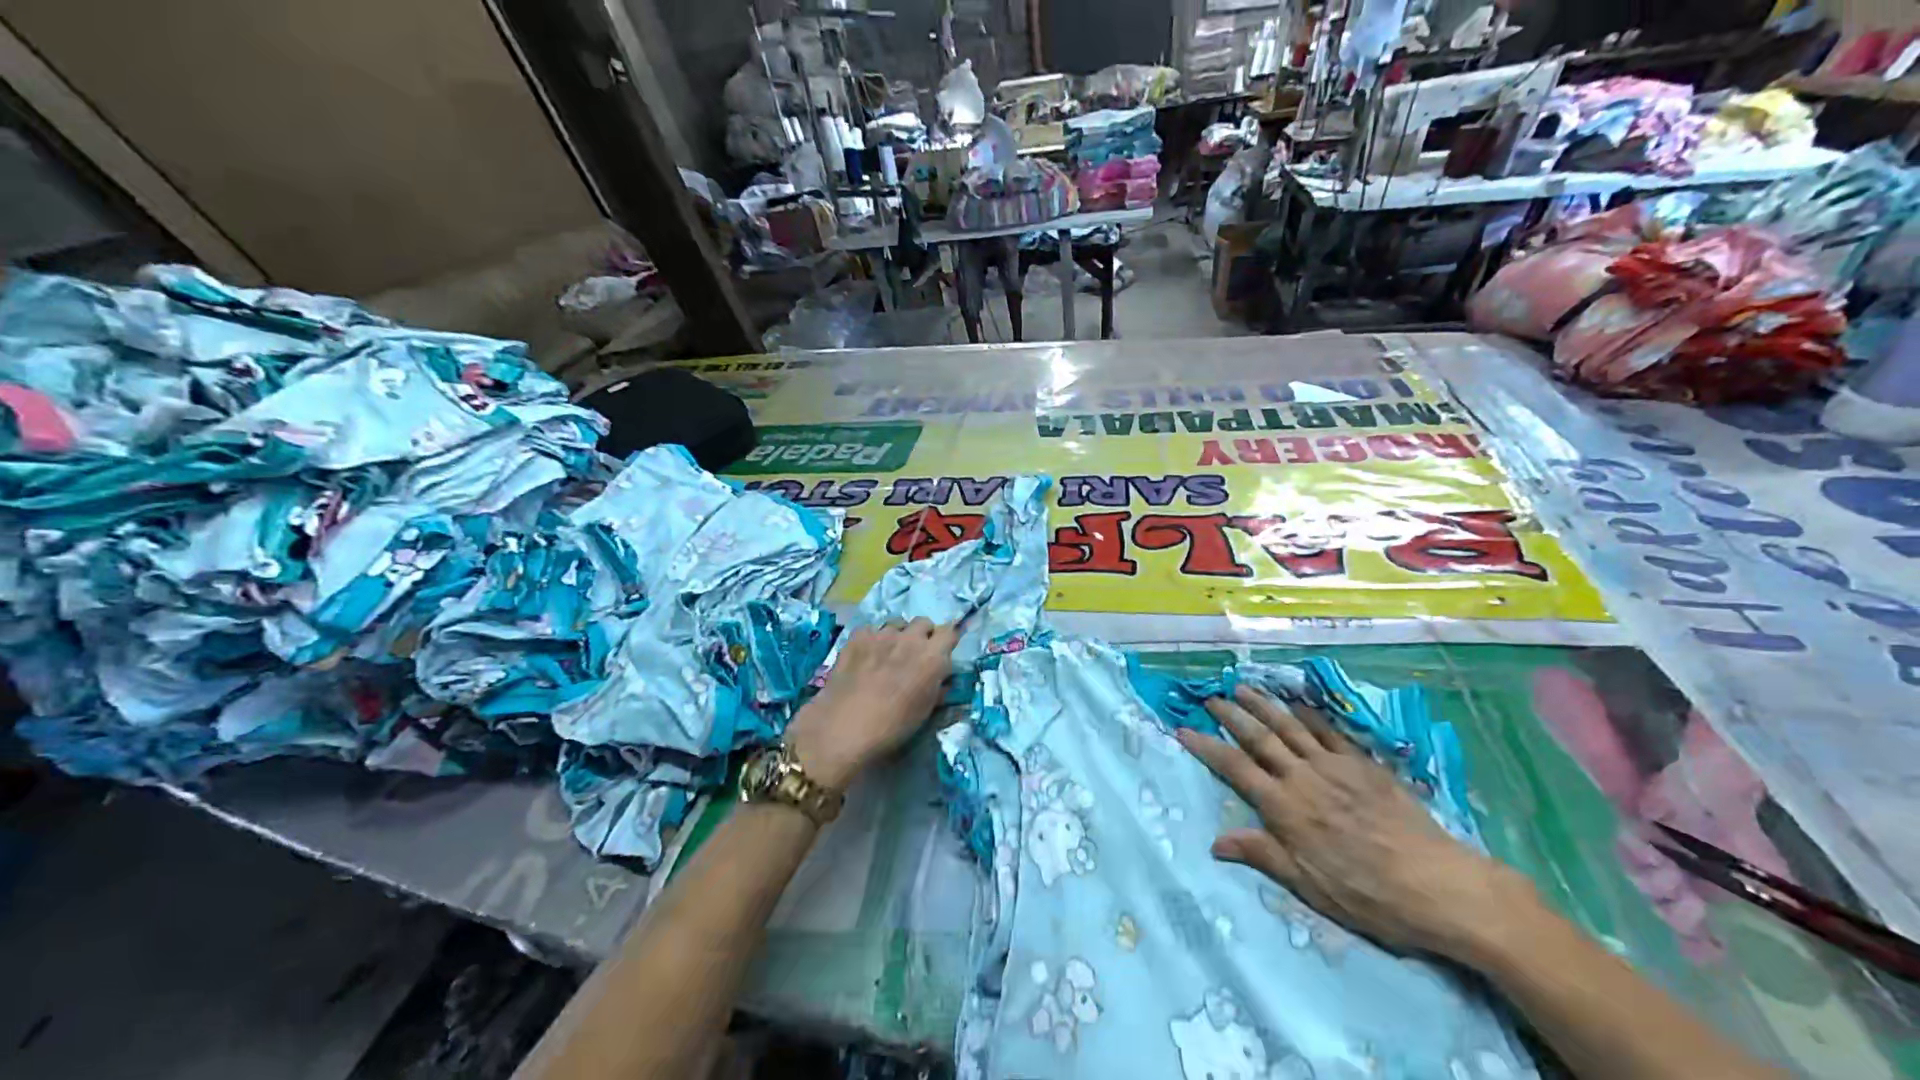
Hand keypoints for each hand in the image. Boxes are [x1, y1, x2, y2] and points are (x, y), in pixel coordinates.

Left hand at [785, 618, 958, 790]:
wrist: (845, 727)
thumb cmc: (893, 726)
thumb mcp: (926, 710)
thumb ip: (938, 687)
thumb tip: (941, 678)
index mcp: (933, 657)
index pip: (950, 632)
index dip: (945, 641)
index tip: (940, 653)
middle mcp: (910, 639)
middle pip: (923, 622)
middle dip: (922, 635)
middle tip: (914, 655)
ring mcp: (882, 634)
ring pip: (896, 624)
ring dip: (897, 636)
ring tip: (886, 655)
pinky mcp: (858, 636)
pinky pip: (871, 630)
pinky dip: (871, 640)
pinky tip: (864, 657)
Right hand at [1177, 686, 1529, 958]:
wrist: (1439, 885)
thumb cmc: (1368, 894)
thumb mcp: (1308, 885)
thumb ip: (1262, 854)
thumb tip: (1215, 842)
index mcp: (1285, 808)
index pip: (1234, 768)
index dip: (1207, 747)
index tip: (1183, 729)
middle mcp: (1303, 778)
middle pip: (1259, 738)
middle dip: (1231, 715)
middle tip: (1211, 696)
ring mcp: (1335, 767)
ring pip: (1290, 726)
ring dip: (1264, 705)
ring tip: (1243, 687)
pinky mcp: (1364, 765)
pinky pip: (1329, 731)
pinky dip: (1309, 715)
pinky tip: (1297, 704)